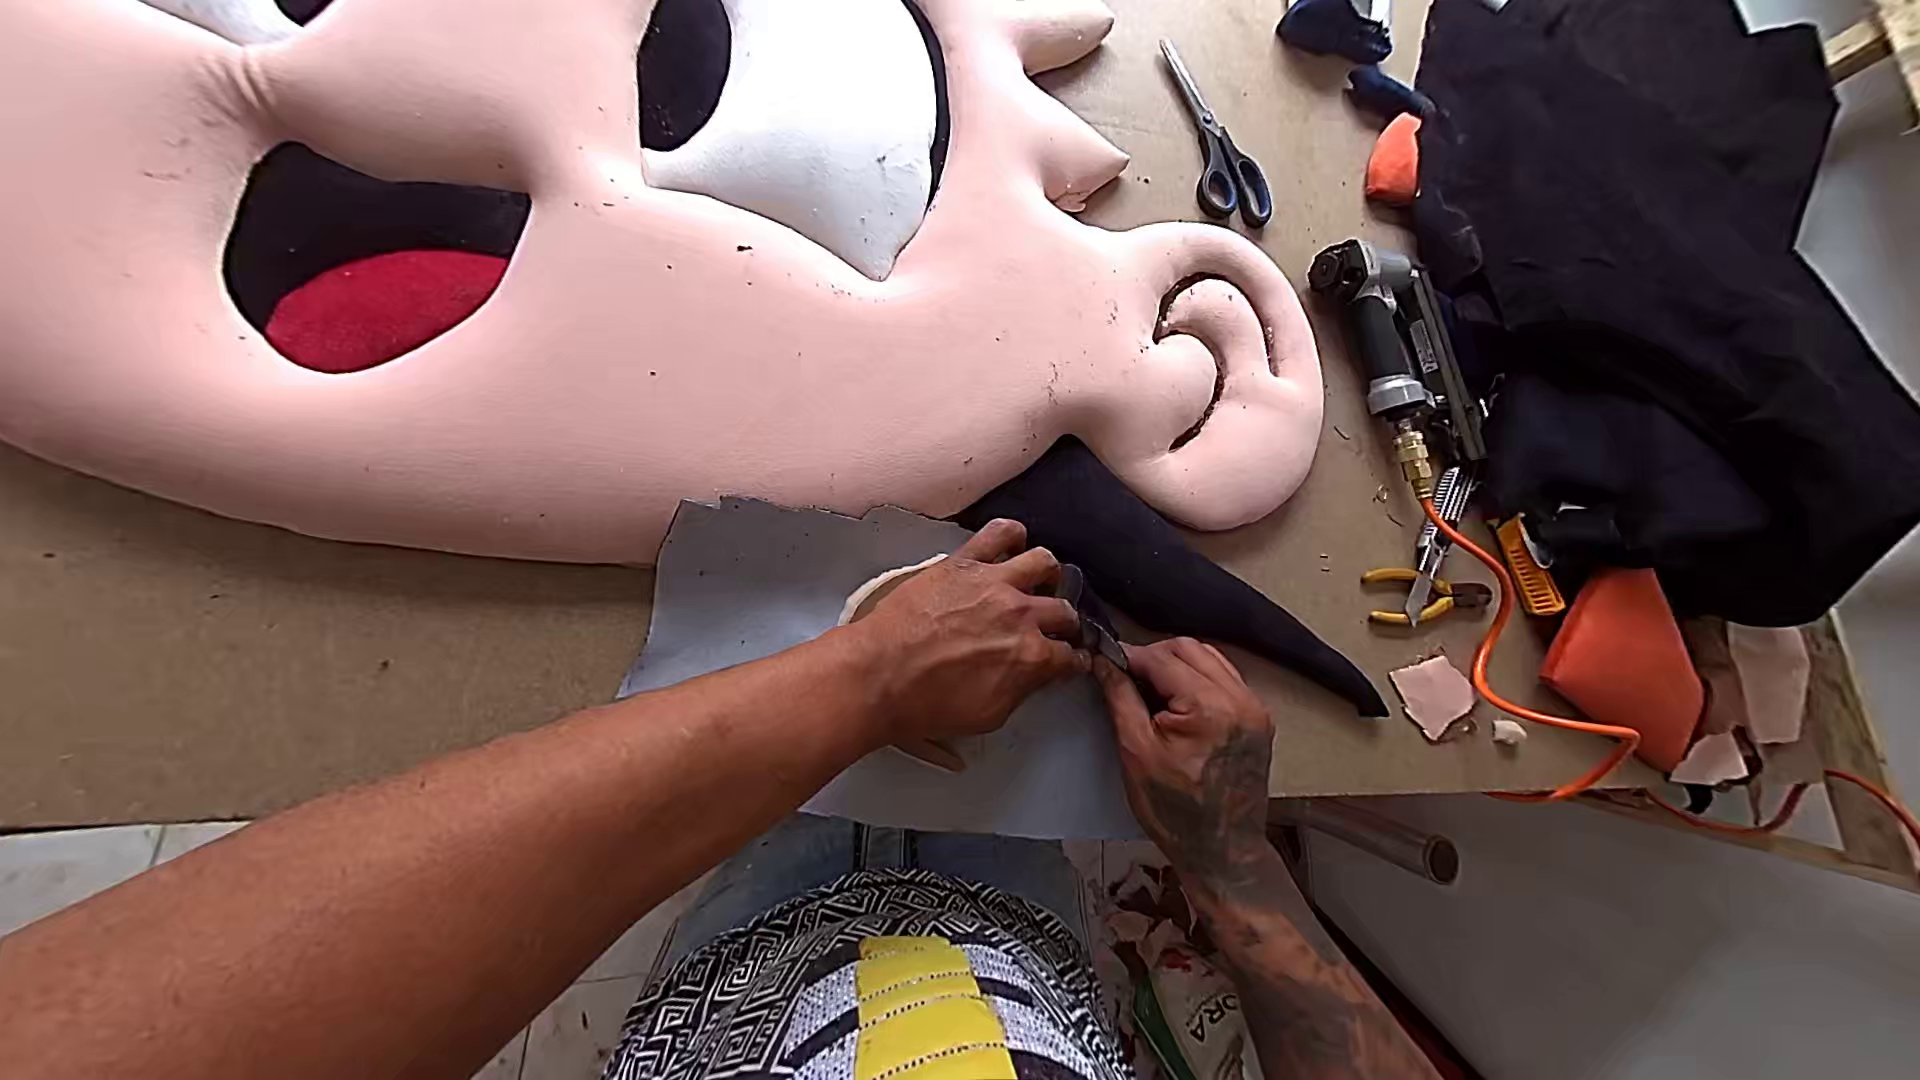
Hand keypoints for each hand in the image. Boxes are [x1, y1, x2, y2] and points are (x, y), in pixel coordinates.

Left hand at [843, 518, 1087, 750]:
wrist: (879, 675)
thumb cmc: (927, 703)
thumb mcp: (989, 714)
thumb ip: (1021, 689)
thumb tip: (1034, 675)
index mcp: (1031, 657)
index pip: (1070, 655)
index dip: (1073, 659)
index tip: (1070, 657)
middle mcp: (1021, 614)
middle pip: (1063, 610)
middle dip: (1065, 621)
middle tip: (1054, 625)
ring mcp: (994, 582)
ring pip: (1043, 562)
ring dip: (1046, 574)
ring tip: (1037, 580)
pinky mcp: (964, 562)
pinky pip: (999, 533)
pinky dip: (1011, 535)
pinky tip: (1010, 544)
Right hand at [1096, 638, 1274, 890]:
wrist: (1222, 851)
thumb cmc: (1172, 808)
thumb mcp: (1135, 750)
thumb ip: (1120, 695)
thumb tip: (1103, 659)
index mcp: (1209, 708)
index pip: (1161, 658)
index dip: (1128, 656)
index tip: (1104, 661)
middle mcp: (1239, 699)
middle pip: (1188, 648)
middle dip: (1152, 655)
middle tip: (1126, 676)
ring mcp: (1254, 706)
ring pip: (1207, 656)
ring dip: (1175, 662)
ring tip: (1149, 687)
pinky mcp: (1258, 716)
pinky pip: (1223, 675)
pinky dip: (1196, 675)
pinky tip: (1176, 696)